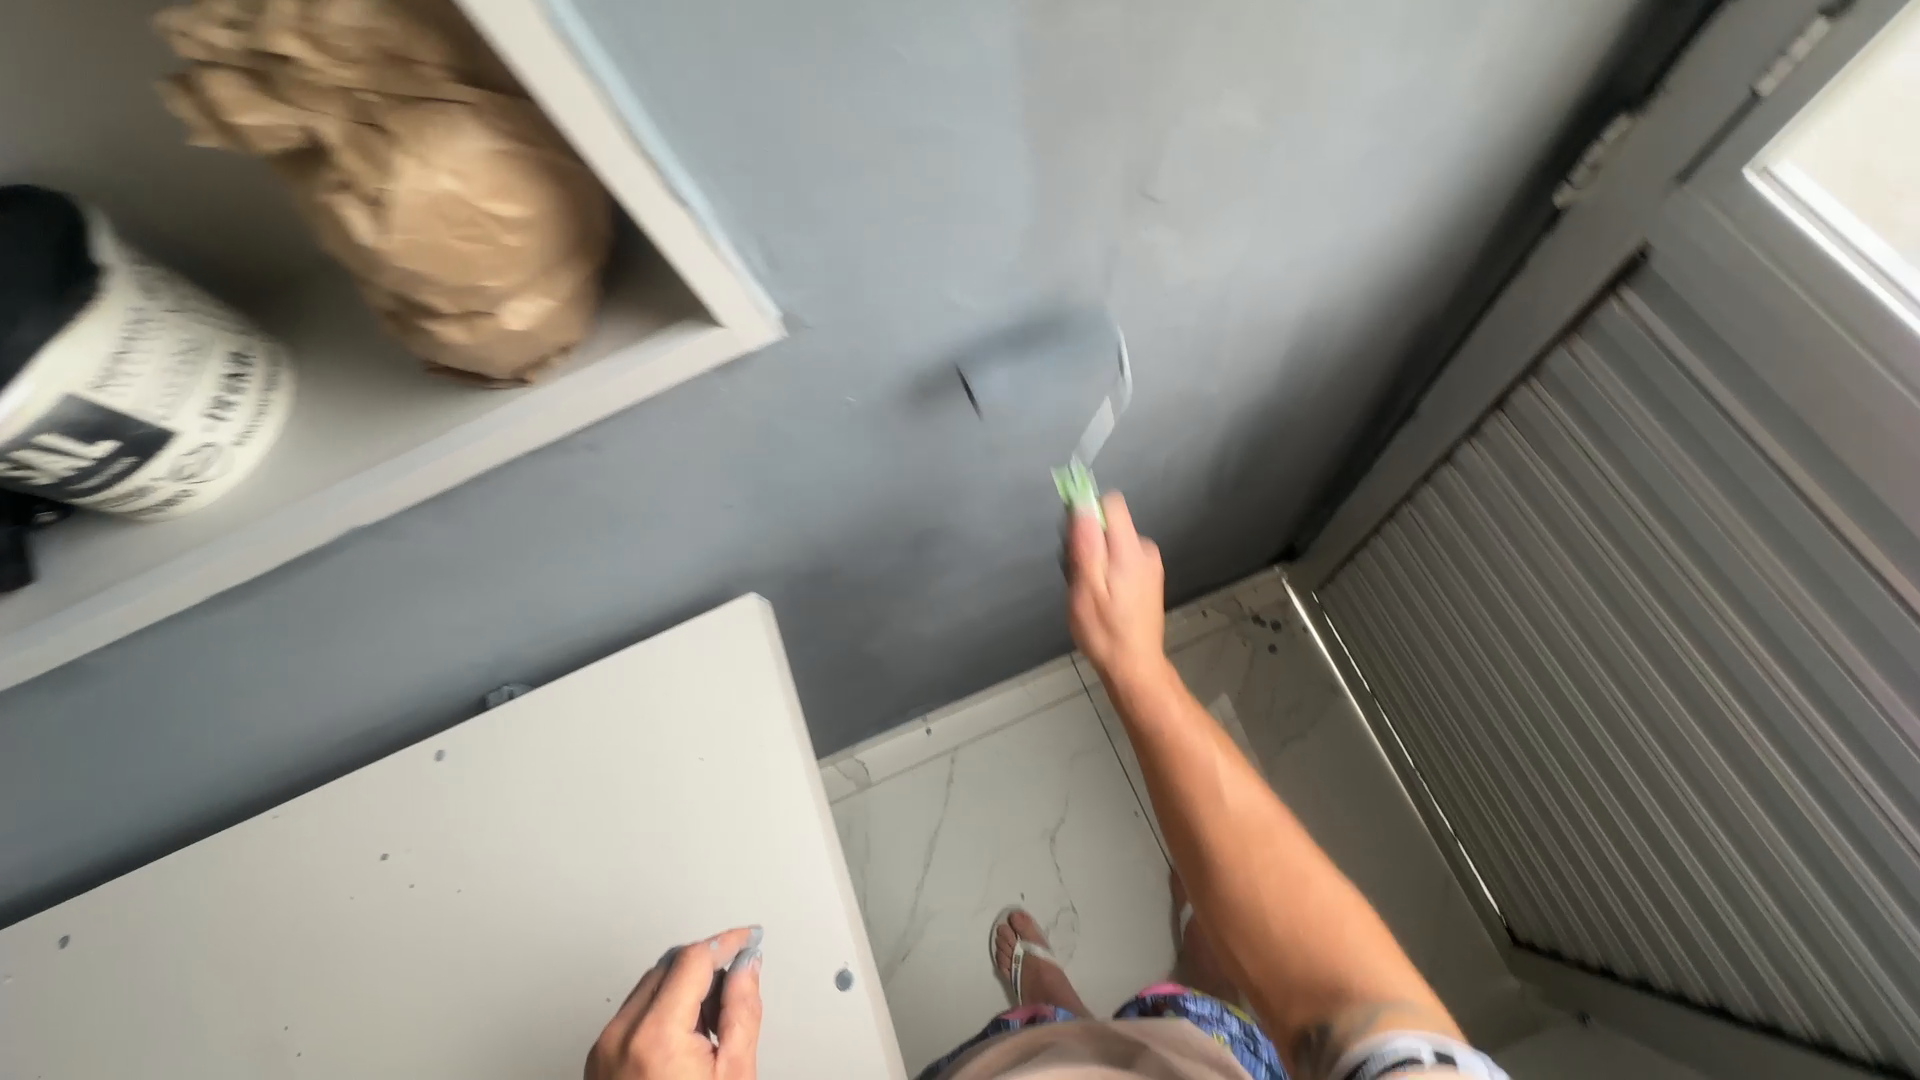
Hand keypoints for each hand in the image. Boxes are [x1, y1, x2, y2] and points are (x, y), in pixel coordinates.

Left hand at [586, 926, 762, 1079]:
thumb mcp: (734, 1075)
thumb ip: (743, 1009)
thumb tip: (747, 965)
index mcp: (655, 1036)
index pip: (693, 957)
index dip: (726, 942)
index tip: (747, 938)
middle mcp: (620, 1037)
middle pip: (669, 963)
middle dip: (707, 964)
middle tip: (737, 982)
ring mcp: (603, 1050)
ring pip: (651, 982)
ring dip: (686, 984)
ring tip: (713, 1022)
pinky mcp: (597, 1060)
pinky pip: (635, 1009)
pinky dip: (665, 1006)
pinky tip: (689, 1034)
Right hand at [1065, 492, 1166, 681]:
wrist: (1134, 666)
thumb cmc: (1105, 631)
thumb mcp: (1086, 588)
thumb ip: (1086, 544)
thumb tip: (1082, 505)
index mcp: (1130, 550)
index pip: (1110, 505)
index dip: (1087, 514)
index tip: (1073, 540)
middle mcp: (1145, 551)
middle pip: (1108, 525)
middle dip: (1087, 542)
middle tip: (1078, 576)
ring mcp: (1149, 565)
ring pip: (1112, 543)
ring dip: (1095, 560)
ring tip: (1088, 592)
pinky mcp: (1148, 578)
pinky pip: (1121, 558)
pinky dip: (1107, 571)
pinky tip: (1102, 598)